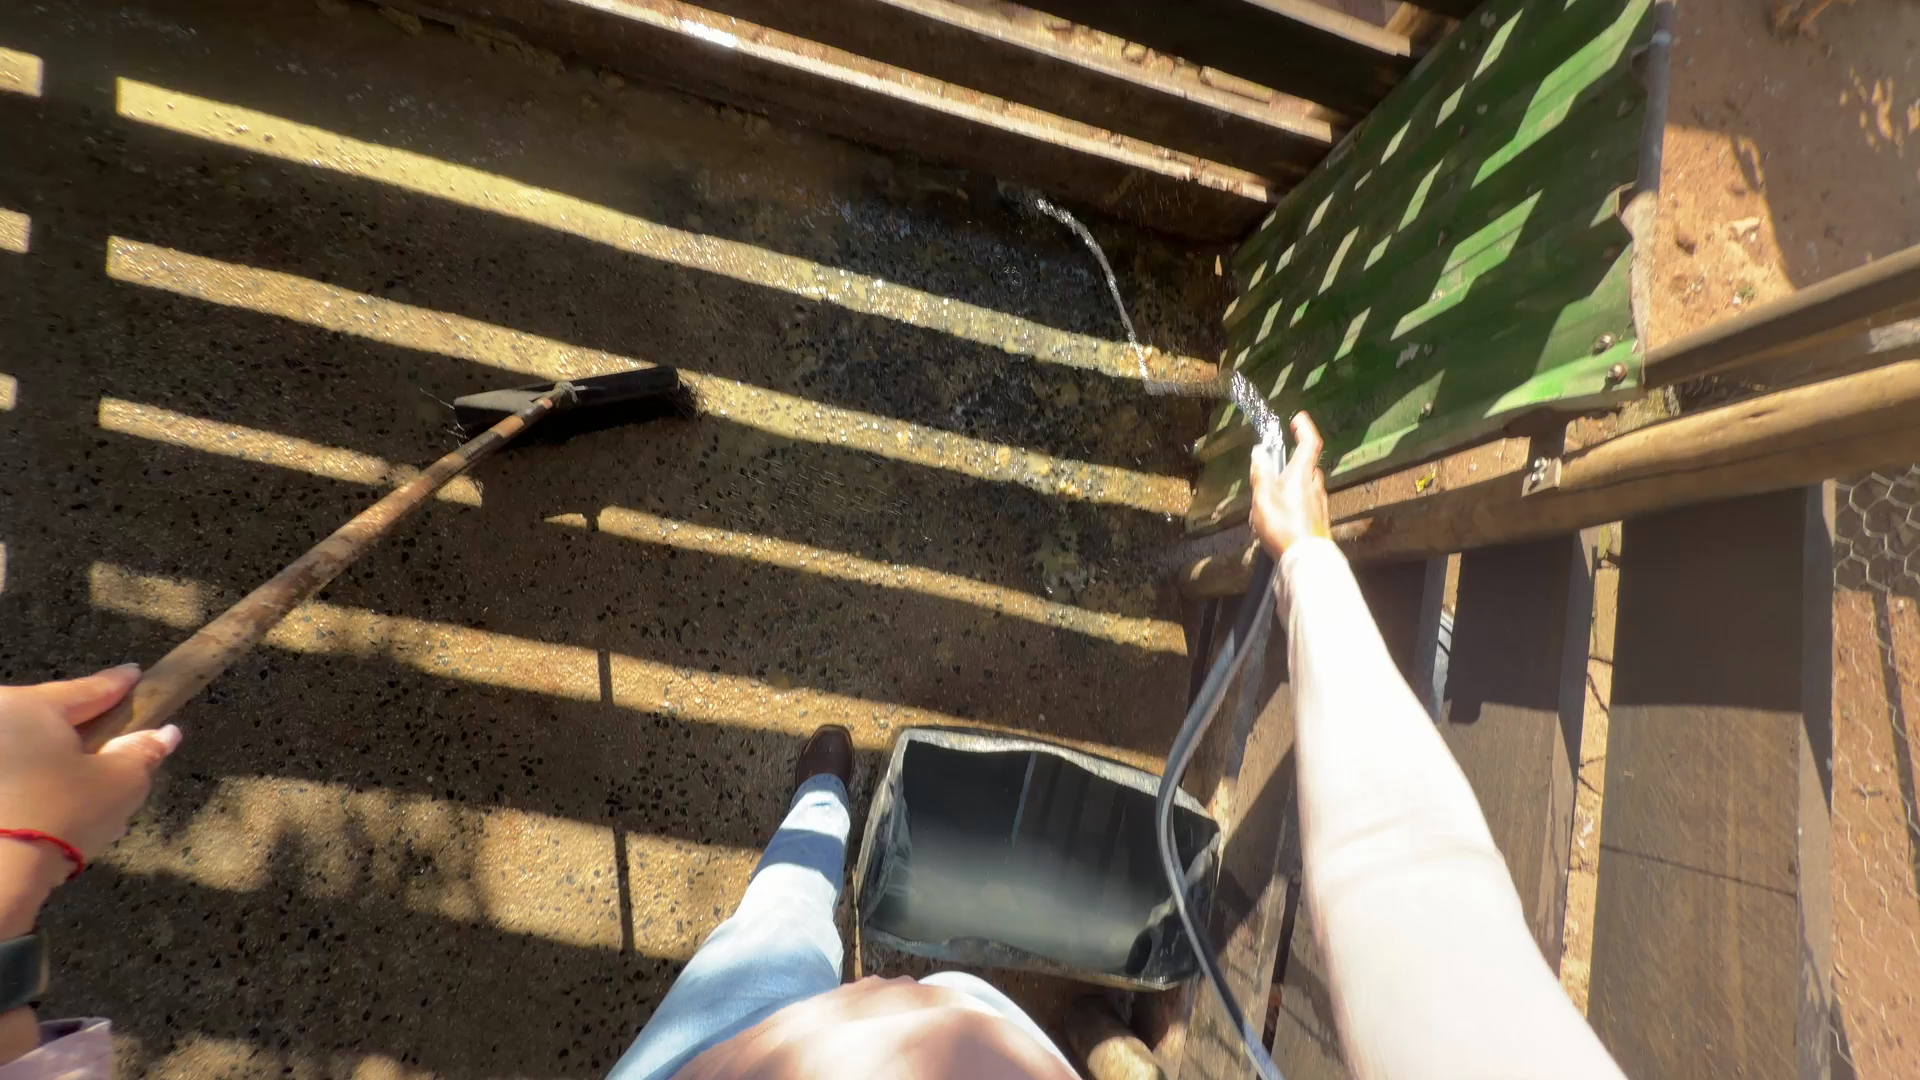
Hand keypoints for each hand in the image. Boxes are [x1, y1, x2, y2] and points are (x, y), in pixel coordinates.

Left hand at [0, 665, 180, 931]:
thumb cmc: (60, 813)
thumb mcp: (124, 780)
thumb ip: (144, 750)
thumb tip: (161, 734)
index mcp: (23, 707)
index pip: (87, 689)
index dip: (119, 683)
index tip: (135, 674)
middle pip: (37, 719)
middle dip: (69, 729)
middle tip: (105, 741)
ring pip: (10, 750)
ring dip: (36, 759)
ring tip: (69, 782)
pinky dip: (14, 784)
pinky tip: (34, 805)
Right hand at [1249, 412, 1331, 558]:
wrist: (1305, 559)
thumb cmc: (1284, 527)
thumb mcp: (1263, 498)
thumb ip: (1261, 474)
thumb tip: (1259, 453)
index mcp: (1301, 475)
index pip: (1309, 443)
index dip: (1305, 428)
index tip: (1298, 419)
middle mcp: (1314, 485)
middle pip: (1306, 465)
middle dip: (1290, 462)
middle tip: (1272, 467)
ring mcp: (1318, 503)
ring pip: (1303, 485)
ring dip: (1288, 486)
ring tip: (1268, 500)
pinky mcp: (1317, 518)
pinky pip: (1304, 503)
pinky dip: (1291, 503)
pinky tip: (1277, 518)